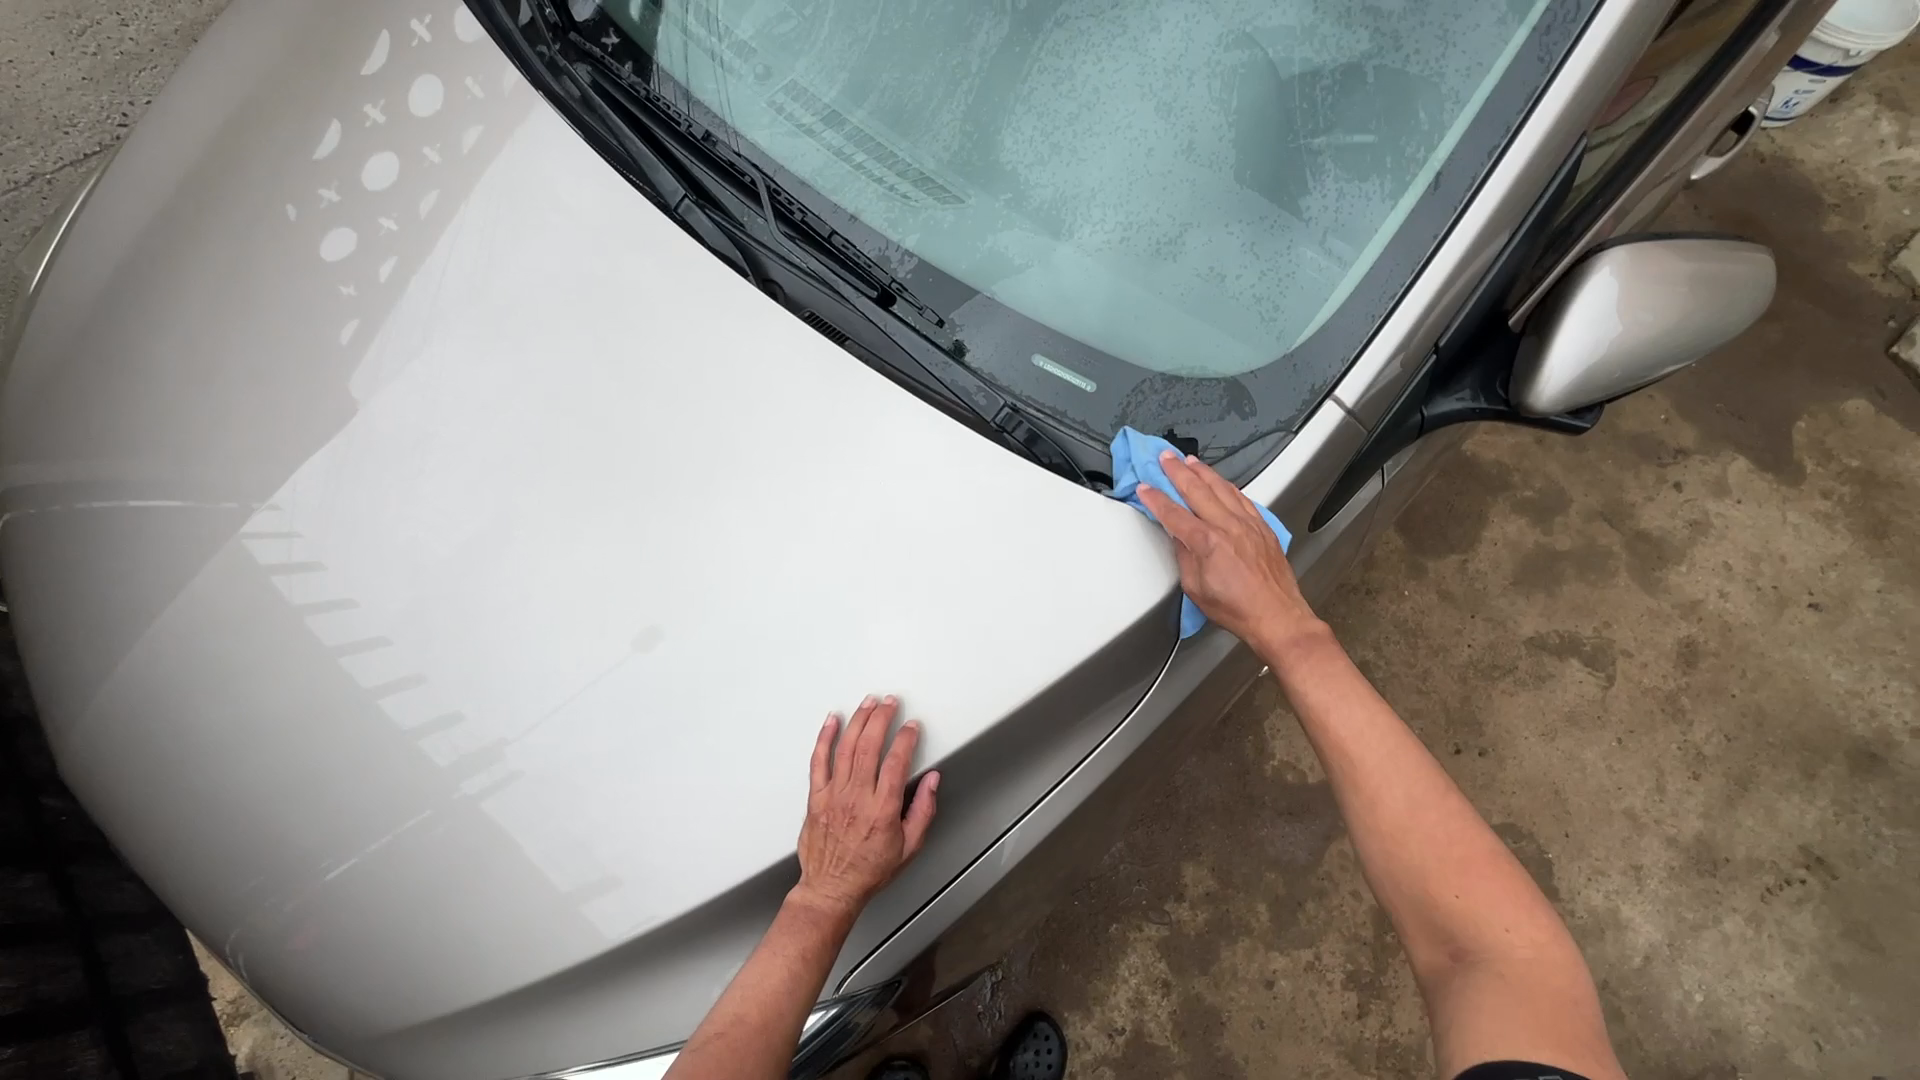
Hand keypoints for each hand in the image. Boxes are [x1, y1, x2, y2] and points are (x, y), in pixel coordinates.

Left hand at [792, 695, 938, 919]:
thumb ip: (923, 810)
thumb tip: (932, 782)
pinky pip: (818, 761)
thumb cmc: (869, 871)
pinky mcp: (816, 797)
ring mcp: (833, 795)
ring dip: (858, 720)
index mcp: (882, 810)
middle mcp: (856, 798)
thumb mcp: (910, 847)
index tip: (912, 727)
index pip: (896, 762)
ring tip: (868, 703)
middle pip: (869, 746)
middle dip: (881, 718)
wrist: (831, 889)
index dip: (906, 738)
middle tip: (890, 703)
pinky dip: (825, 737)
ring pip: (846, 747)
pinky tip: (832, 721)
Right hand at [1137, 450, 1322, 655]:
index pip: (1173, 513)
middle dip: (1177, 471)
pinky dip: (1228, 486)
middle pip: (1197, 490)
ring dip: (1203, 472)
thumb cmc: (1238, 609)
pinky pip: (1243, 498)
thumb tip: (1179, 537)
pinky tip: (1221, 481)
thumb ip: (1184, 557)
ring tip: (1189, 461)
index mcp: (1208, 543)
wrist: (1276, 616)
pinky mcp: (1263, 528)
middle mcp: (1229, 527)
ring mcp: (1248, 524)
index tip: (1144, 488)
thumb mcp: (1195, 588)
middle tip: (1165, 458)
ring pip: (1222, 488)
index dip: (1156, 498)